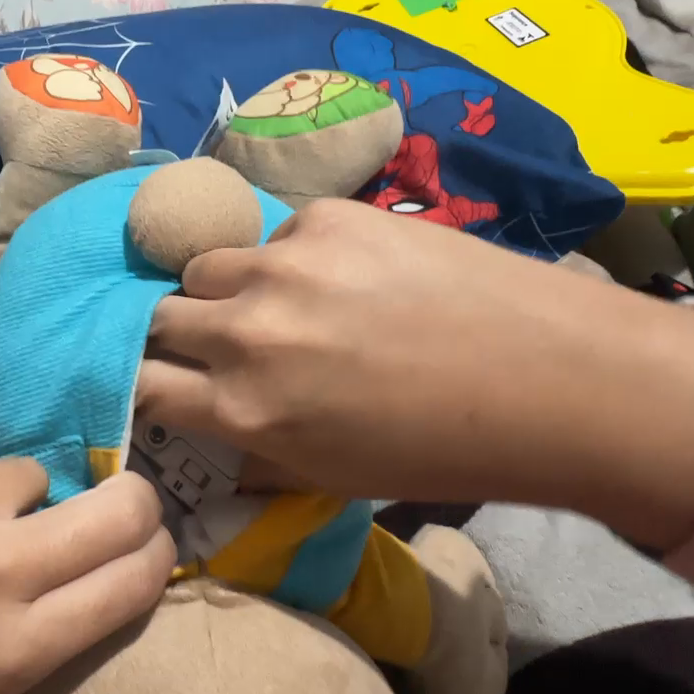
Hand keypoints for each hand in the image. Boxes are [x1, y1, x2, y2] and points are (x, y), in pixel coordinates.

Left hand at [0, 442, 174, 693]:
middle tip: (113, 508)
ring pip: (30, 470)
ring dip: (19, 497)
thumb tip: (88, 562)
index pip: (133, 576)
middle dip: (131, 502)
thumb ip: (39, 630)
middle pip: (117, 505)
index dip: (155, 552)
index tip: (148, 544)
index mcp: (11, 647)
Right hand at [137, 198, 693, 549]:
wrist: (554, 378)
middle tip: (213, 339)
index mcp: (246, 409)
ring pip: (205, 264)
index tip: (156, 378)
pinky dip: (289, 260)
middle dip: (177, 331)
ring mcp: (284, 265)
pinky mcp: (325, 217)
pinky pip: (275, 237)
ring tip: (274, 301)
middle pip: (160, 315)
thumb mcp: (330, 475)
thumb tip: (209, 425)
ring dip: (224, 287)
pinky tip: (346, 275)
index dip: (141, 381)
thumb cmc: (440, 448)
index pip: (140, 383)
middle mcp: (248, 332)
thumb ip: (251, 450)